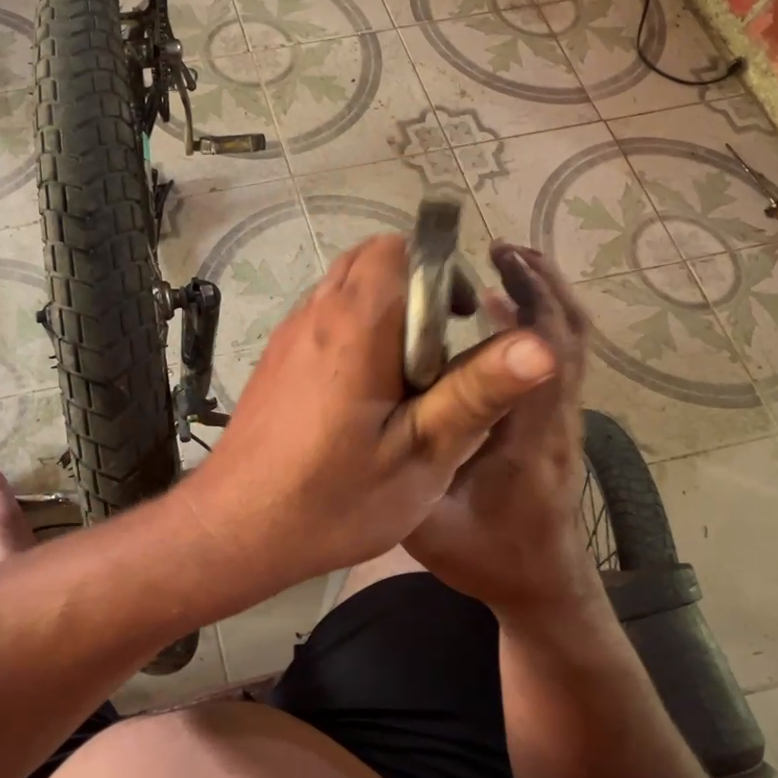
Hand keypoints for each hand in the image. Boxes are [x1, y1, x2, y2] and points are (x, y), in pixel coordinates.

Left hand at [174, 234, 558, 588]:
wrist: (235, 526)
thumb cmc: (332, 500)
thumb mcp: (419, 455)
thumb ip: (475, 393)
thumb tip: (542, 345)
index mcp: (356, 326)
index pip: (398, 250)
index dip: (441, 273)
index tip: (462, 322)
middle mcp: (316, 314)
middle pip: (370, 260)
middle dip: (415, 286)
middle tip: (440, 348)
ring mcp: (289, 333)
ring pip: (344, 286)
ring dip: (383, 309)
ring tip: (407, 376)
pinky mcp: (276, 358)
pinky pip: (322, 316)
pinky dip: (353, 329)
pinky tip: (364, 394)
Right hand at [404, 244, 602, 616]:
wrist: (545, 590)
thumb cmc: (488, 558)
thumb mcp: (430, 528)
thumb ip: (406, 473)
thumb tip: (374, 412)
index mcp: (527, 441)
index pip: (544, 359)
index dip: (529, 304)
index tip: (495, 265)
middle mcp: (557, 421)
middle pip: (570, 337)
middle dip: (541, 284)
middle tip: (501, 246)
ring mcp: (564, 421)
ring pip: (573, 344)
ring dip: (545, 296)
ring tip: (505, 259)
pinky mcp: (558, 423)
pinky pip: (560, 359)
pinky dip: (539, 320)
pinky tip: (499, 307)